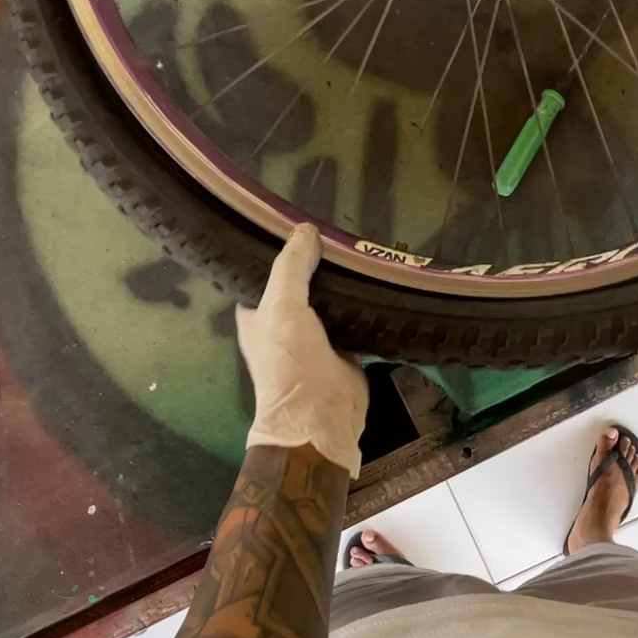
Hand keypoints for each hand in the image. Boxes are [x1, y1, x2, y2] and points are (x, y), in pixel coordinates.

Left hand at [236, 224, 369, 475]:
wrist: (321, 417)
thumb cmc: (289, 361)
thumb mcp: (282, 305)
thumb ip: (292, 266)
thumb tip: (306, 229)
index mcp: (257, 313)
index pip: (266, 271)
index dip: (281, 249)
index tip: (301, 221)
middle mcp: (285, 323)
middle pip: (304, 283)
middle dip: (320, 263)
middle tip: (342, 232)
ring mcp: (318, 337)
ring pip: (332, 300)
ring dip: (345, 283)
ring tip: (364, 249)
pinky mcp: (347, 349)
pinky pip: (356, 319)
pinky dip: (365, 305)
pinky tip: (380, 281)